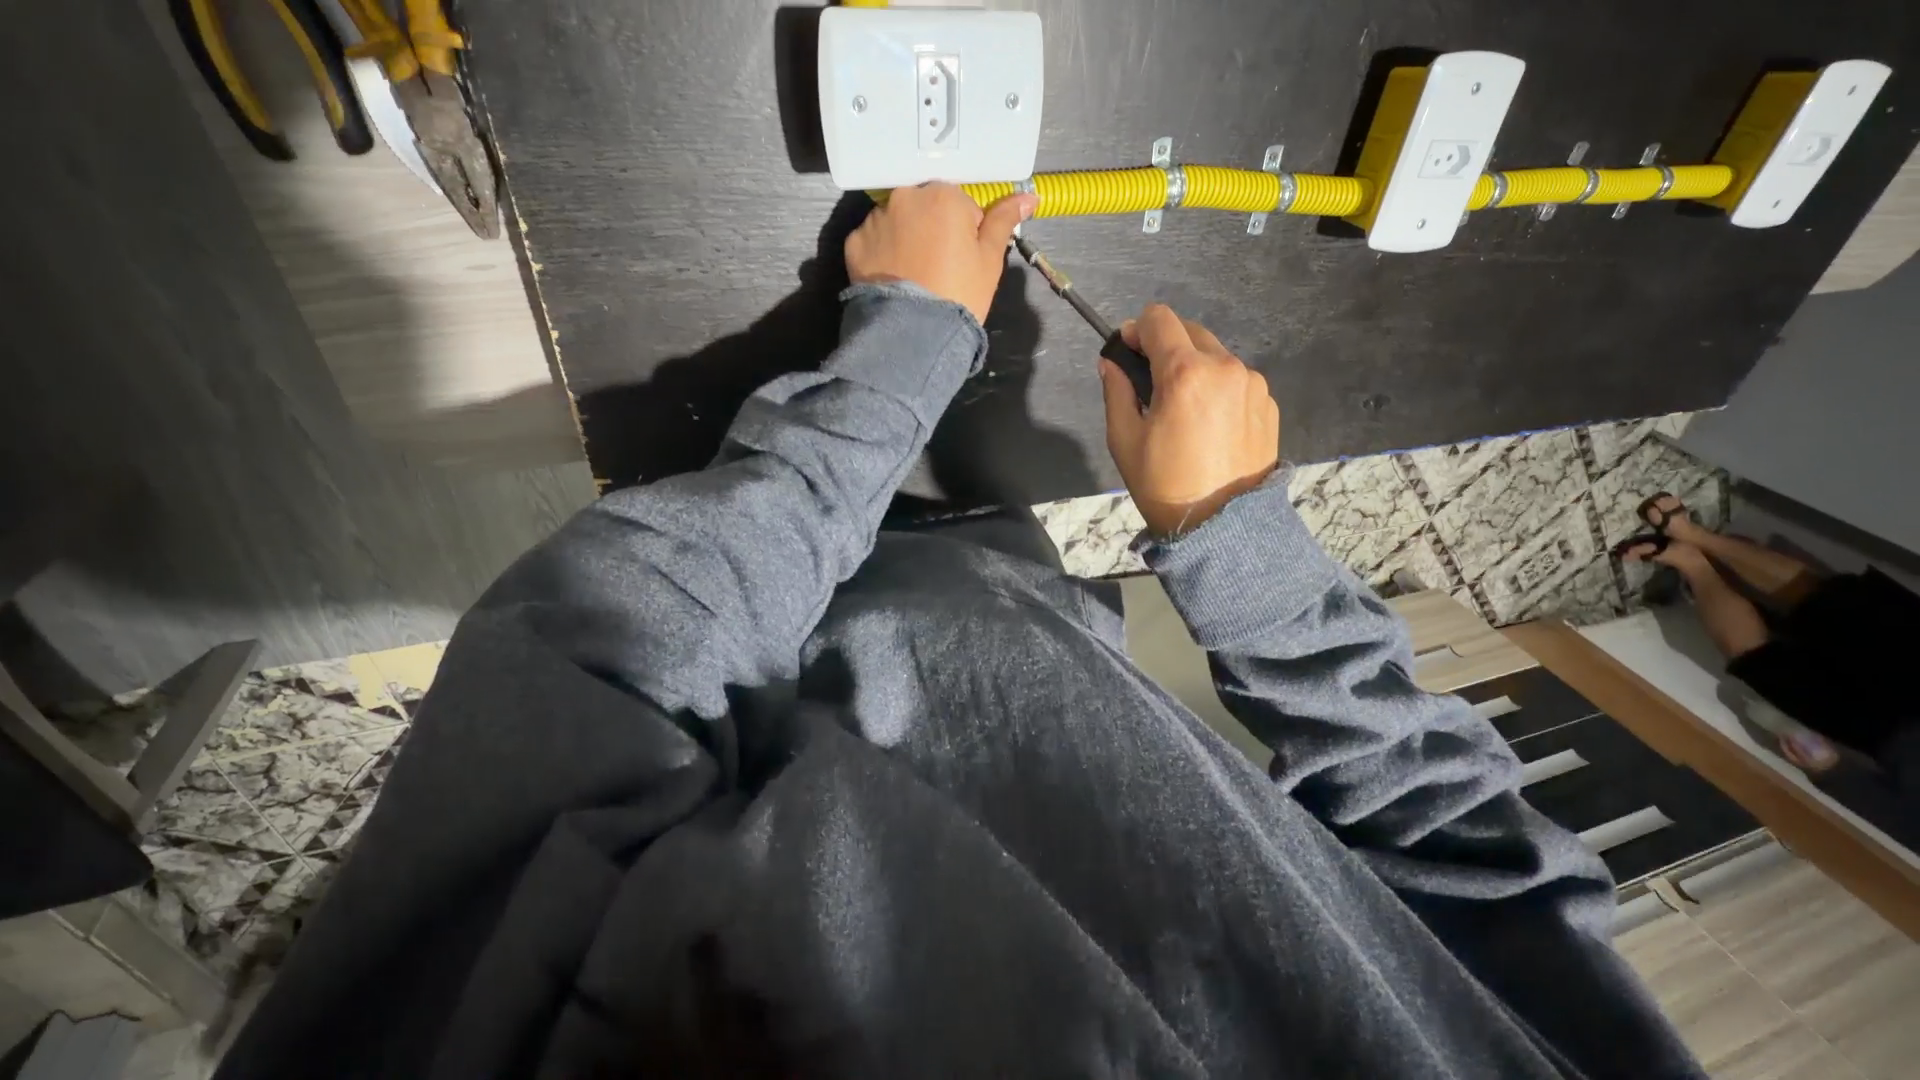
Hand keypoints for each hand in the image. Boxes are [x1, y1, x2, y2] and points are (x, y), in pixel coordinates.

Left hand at [845, 183, 1037, 323]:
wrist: (913, 332)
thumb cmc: (960, 293)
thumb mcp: (990, 259)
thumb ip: (1004, 221)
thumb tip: (1028, 197)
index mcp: (943, 195)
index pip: (962, 206)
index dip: (966, 233)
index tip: (963, 260)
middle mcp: (905, 197)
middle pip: (926, 208)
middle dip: (933, 229)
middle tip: (939, 268)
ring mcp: (876, 219)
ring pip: (897, 221)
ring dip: (906, 238)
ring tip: (914, 275)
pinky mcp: (854, 243)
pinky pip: (874, 240)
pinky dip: (882, 253)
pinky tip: (894, 277)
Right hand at [1100, 305, 1279, 536]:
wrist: (1221, 525)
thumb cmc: (1163, 484)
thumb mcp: (1124, 439)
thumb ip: (1116, 390)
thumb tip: (1111, 363)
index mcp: (1185, 372)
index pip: (1159, 319)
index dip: (1137, 329)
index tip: (1129, 352)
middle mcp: (1224, 366)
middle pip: (1189, 331)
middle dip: (1167, 348)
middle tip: (1153, 385)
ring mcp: (1252, 384)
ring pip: (1215, 356)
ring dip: (1195, 368)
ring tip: (1185, 410)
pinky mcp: (1268, 403)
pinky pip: (1236, 381)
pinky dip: (1219, 390)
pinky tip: (1211, 426)